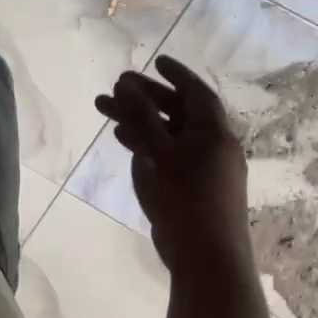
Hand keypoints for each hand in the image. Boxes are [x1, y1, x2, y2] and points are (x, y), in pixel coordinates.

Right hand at [94, 56, 253, 276]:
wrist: (205, 257)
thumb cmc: (185, 197)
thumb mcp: (158, 151)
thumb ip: (141, 115)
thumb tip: (126, 82)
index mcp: (214, 135)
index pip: (198, 94)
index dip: (177, 74)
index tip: (155, 60)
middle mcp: (213, 146)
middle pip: (178, 110)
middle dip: (146, 95)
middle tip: (116, 83)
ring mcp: (203, 167)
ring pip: (167, 130)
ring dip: (137, 116)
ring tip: (103, 108)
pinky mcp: (191, 184)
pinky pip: (166, 149)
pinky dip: (144, 138)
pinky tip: (121, 138)